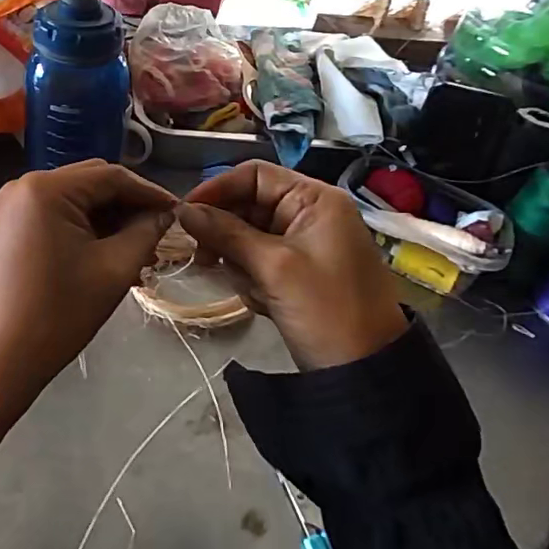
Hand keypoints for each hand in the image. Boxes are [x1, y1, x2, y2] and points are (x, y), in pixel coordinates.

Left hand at [0, 161, 177, 423]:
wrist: (2, 354)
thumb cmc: (59, 312)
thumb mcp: (113, 269)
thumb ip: (145, 232)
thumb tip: (164, 214)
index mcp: (46, 188)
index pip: (110, 175)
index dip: (149, 192)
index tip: (178, 211)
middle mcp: (24, 184)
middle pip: (90, 182)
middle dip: (128, 205)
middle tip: (161, 233)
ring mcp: (13, 204)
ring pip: (75, 199)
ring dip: (108, 219)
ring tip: (141, 250)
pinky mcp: (10, 224)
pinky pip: (56, 213)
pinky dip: (84, 227)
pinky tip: (110, 251)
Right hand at [178, 161, 406, 369]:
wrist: (367, 374)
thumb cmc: (326, 309)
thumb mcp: (271, 266)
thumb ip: (224, 231)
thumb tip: (182, 209)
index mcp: (315, 200)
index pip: (253, 175)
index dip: (216, 189)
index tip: (186, 213)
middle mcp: (309, 213)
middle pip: (245, 204)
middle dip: (225, 233)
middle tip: (206, 259)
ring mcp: (302, 243)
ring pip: (245, 234)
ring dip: (237, 260)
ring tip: (251, 288)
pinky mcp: (295, 270)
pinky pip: (255, 259)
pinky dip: (250, 276)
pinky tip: (262, 300)